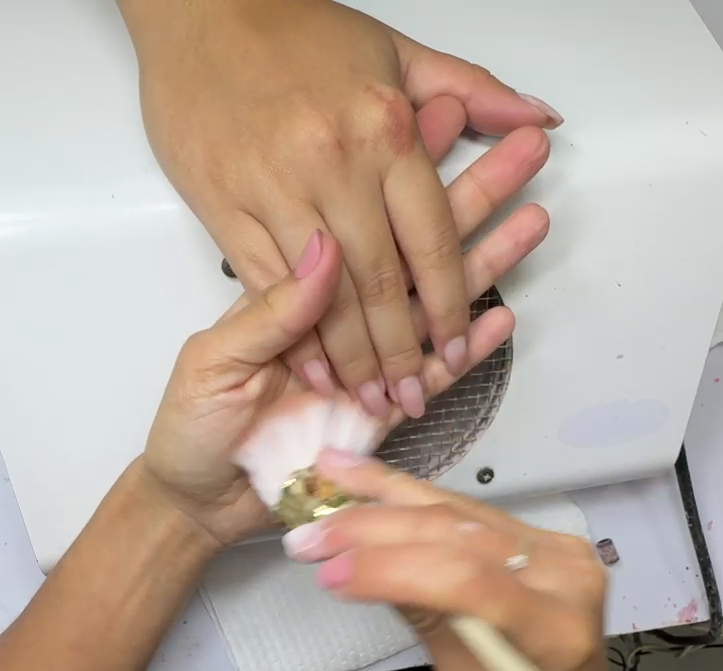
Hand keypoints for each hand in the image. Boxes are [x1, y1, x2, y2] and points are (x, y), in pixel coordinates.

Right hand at [121, 0, 560, 421]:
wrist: (196, 9)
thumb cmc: (290, 30)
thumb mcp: (393, 49)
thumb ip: (470, 90)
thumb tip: (535, 120)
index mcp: (383, 129)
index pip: (431, 241)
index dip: (446, 304)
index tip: (453, 347)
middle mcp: (334, 165)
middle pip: (381, 283)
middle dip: (400, 351)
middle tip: (411, 393)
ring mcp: (276, 192)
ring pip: (324, 298)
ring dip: (351, 360)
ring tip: (370, 399)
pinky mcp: (226, 211)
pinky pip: (266, 290)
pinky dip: (292, 336)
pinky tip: (314, 371)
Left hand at [144, 129, 551, 546]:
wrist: (201, 501)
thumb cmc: (192, 432)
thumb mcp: (214, 364)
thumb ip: (271, 313)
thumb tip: (325, 256)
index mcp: (293, 293)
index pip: (361, 219)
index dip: (401, 173)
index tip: (444, 117)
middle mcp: (336, 320)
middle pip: (412, 248)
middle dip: (469, 200)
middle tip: (519, 153)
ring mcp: (363, 363)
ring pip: (434, 303)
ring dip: (483, 261)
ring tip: (530, 219)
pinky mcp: (379, 412)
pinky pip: (432, 376)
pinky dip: (466, 349)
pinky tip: (499, 316)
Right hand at [280, 452, 631, 670]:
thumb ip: (426, 617)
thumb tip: (358, 565)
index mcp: (552, 629)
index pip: (465, 581)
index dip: (391, 570)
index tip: (326, 574)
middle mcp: (563, 573)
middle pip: (458, 535)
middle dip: (374, 530)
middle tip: (307, 536)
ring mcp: (555, 546)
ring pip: (457, 510)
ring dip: (385, 493)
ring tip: (328, 473)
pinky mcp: (539, 533)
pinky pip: (467, 508)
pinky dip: (411, 495)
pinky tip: (369, 477)